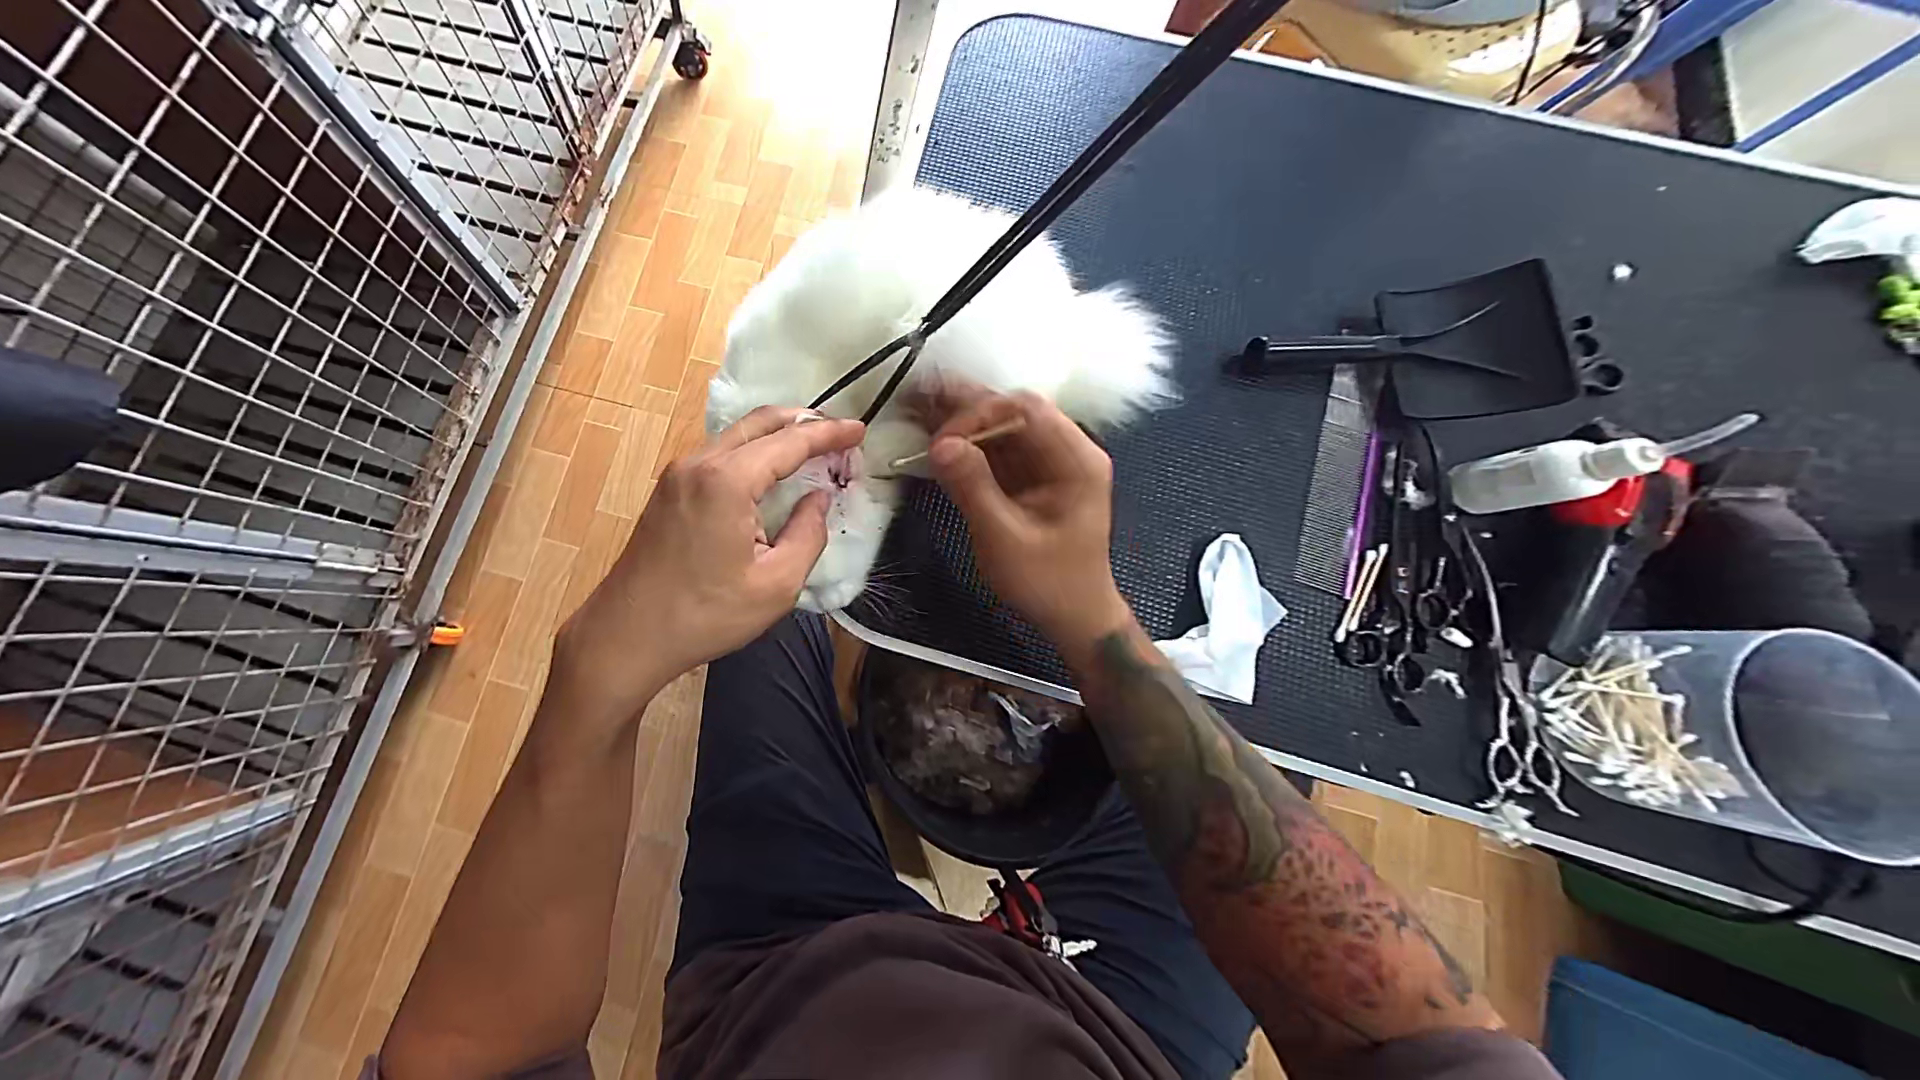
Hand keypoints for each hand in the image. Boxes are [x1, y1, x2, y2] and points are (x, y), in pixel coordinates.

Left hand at [555, 406, 864, 723]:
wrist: (627, 636)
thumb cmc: (706, 615)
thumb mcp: (777, 584)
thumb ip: (808, 533)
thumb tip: (819, 499)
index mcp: (727, 482)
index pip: (790, 442)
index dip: (829, 434)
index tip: (860, 430)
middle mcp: (698, 464)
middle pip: (760, 423)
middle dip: (804, 422)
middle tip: (839, 433)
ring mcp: (677, 474)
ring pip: (738, 435)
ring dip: (778, 435)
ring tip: (813, 448)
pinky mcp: (669, 490)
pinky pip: (720, 453)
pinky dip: (754, 451)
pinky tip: (772, 470)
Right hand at [926, 391, 1134, 666]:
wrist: (1074, 616)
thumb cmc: (1047, 583)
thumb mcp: (1005, 539)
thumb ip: (973, 488)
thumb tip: (940, 444)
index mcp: (1076, 460)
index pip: (1026, 410)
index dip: (979, 414)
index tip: (941, 441)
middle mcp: (1067, 450)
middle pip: (1014, 411)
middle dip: (965, 409)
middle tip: (916, 401)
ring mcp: (1050, 462)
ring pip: (1003, 426)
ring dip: (962, 422)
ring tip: (916, 410)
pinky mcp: (1033, 477)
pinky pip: (999, 449)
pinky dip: (968, 444)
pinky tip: (934, 438)